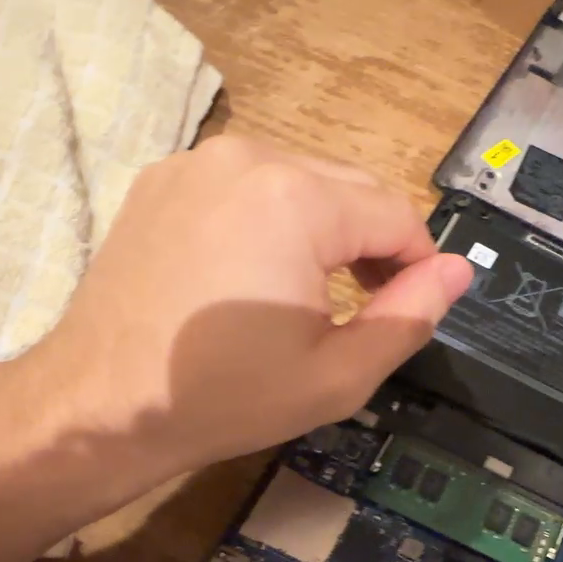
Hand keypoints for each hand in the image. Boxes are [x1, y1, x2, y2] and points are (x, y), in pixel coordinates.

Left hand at [17, 136, 472, 499]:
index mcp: (296, 201)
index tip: (413, 309)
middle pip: (350, 188)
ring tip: (317, 296)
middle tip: (368, 309)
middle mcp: (247, 157)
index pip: (396, 214)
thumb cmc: (229, 397)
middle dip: (374, 244)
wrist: (103, 404)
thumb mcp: (338, 374)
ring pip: (301, 181)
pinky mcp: (163, 180)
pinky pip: (248, 186)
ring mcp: (197, 162)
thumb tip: (459, 271)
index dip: (421, 263)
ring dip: (327, 230)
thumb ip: (409, 317)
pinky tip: (260, 274)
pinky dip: (274, 220)